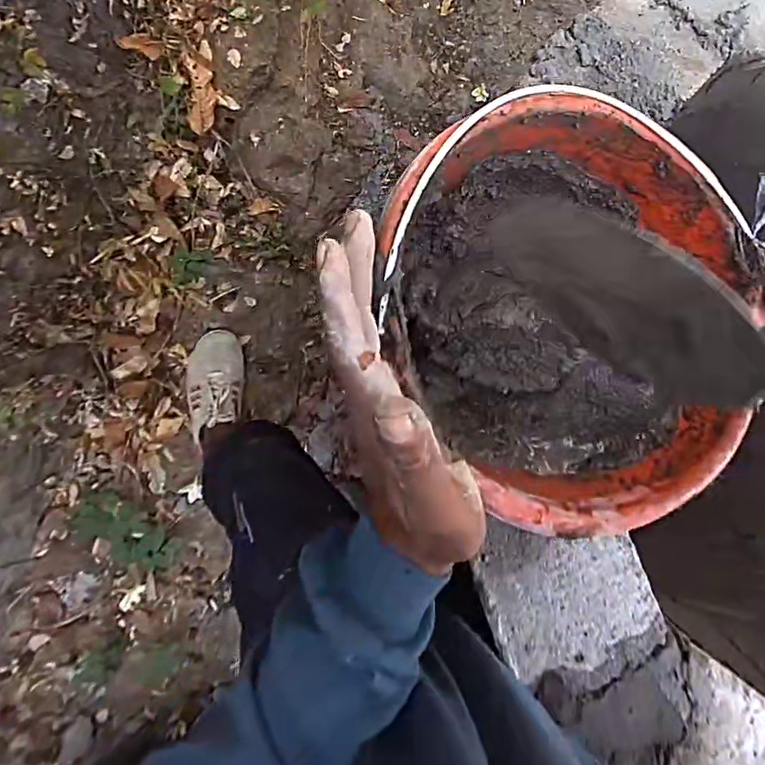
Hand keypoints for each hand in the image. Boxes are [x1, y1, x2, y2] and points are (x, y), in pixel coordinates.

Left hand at [317, 210, 483, 575]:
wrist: (418, 543)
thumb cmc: (430, 519)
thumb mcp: (431, 494)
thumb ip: (413, 454)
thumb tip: (396, 410)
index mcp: (374, 405)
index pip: (350, 341)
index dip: (340, 295)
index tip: (334, 246)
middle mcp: (369, 389)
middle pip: (351, 321)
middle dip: (348, 271)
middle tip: (353, 220)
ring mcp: (381, 389)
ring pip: (362, 325)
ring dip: (358, 279)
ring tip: (363, 236)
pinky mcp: (397, 393)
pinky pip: (382, 336)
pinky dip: (380, 303)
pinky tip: (389, 284)